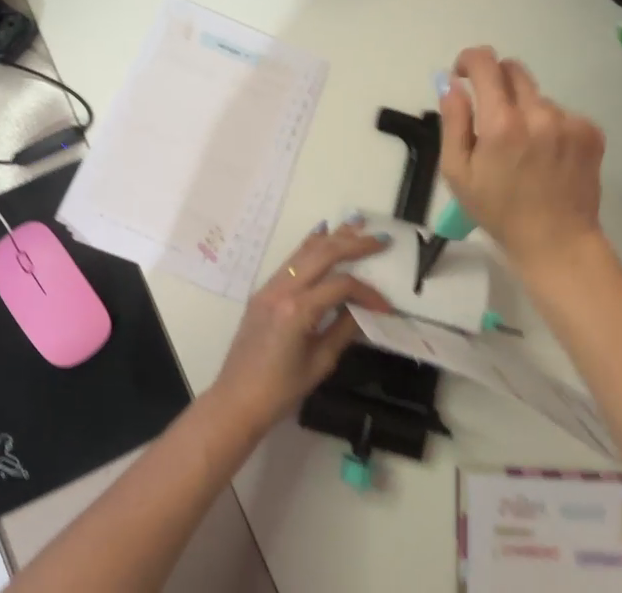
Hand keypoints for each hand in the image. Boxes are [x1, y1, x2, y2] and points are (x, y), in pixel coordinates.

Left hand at [207, 220, 393, 437]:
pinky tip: (322, 234)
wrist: (235, 400)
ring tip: (355, 223)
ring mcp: (269, 288)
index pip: (342, 286)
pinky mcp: (263, 292)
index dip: (368, 293)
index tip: (386, 307)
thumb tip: (364, 311)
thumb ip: (343, 330)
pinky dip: (309, 246)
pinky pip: (289, 261)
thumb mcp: (320, 363)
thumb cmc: (279, 391)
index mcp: (298, 310)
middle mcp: (282, 290)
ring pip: (304, 251)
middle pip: (322, 254)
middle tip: (380, 239)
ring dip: (331, 236)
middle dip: (353, 244)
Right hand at [439, 47, 607, 271]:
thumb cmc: (498, 212)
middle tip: (489, 114)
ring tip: (522, 148)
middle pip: (513, 70)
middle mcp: (538, 113)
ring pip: (537, 96)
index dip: (469, 60)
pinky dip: (549, 125)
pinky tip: (546, 156)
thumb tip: (453, 85)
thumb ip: (453, 122)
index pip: (486, 63)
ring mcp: (569, 121)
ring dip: (524, 109)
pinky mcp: (591, 132)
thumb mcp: (457, 172)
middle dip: (495, 82)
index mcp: (501, 124)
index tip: (462, 74)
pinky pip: (561, 114)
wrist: (557, 242)